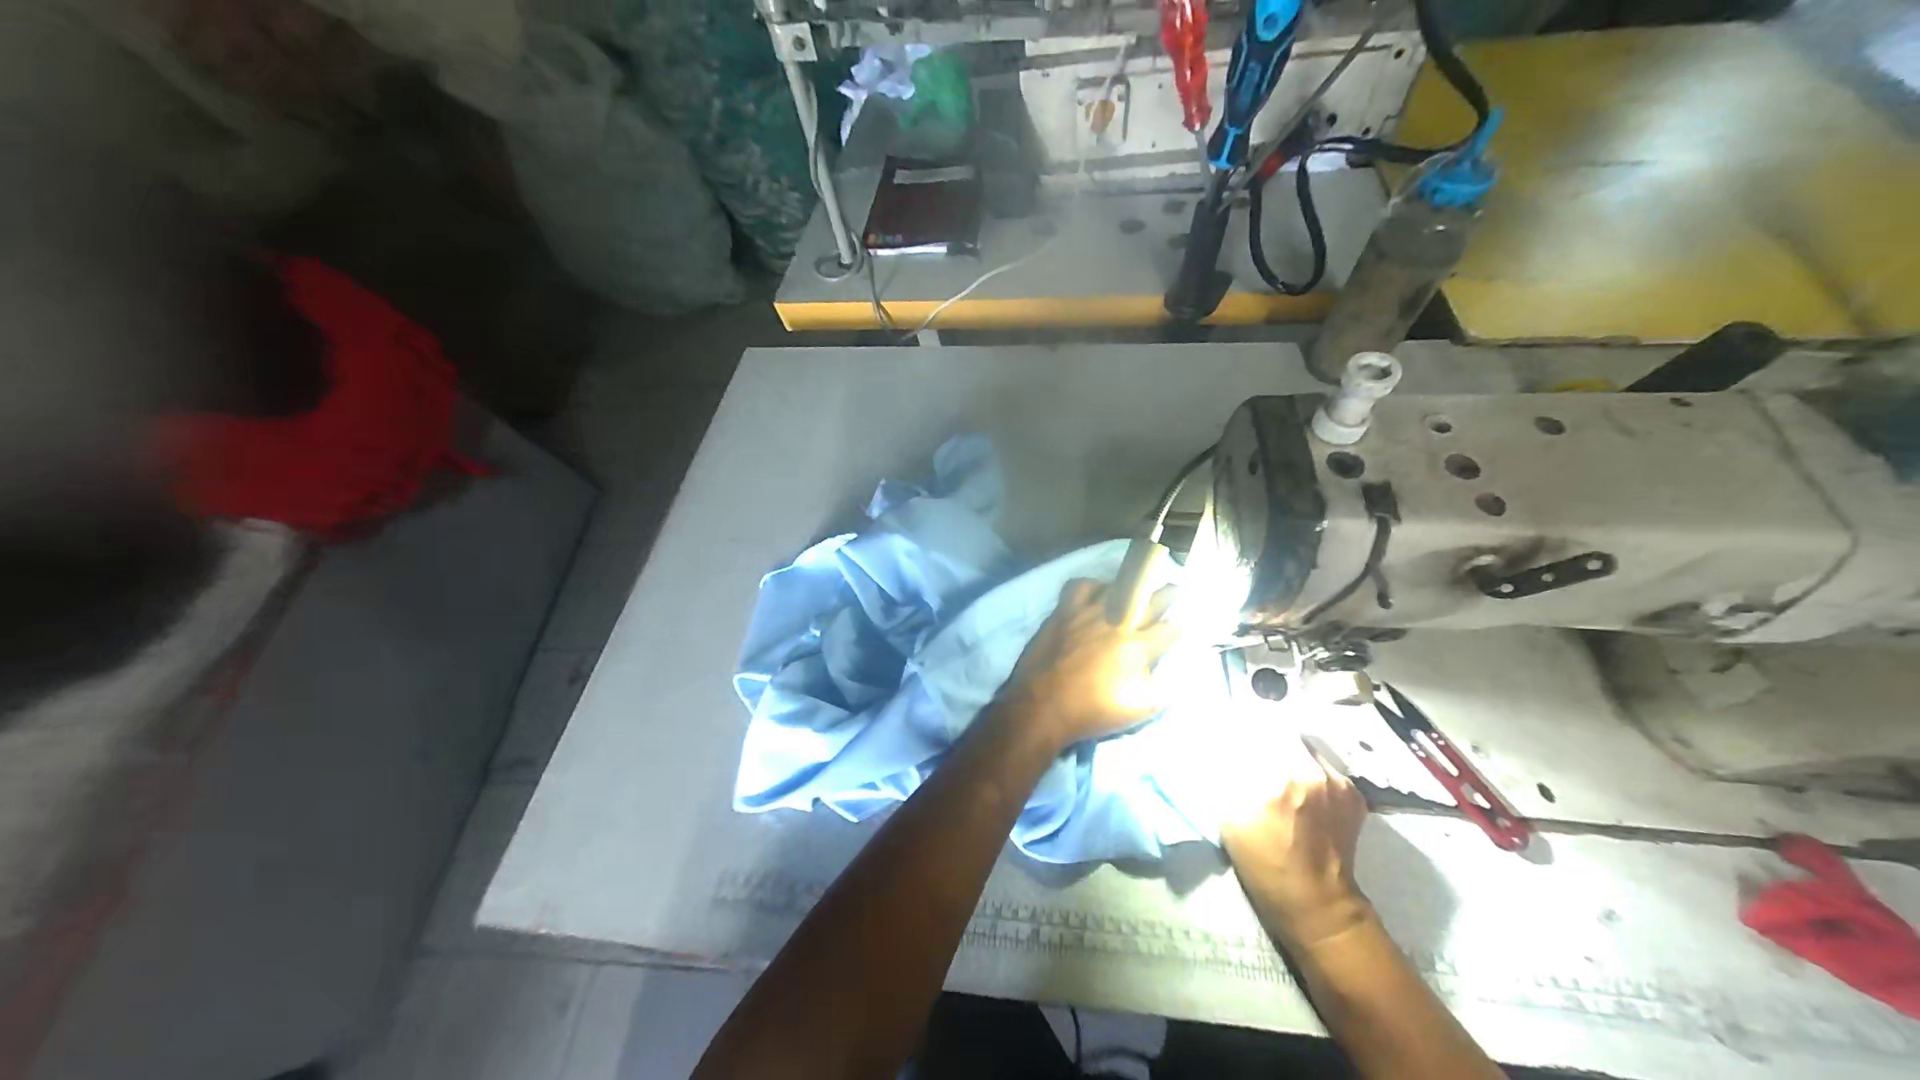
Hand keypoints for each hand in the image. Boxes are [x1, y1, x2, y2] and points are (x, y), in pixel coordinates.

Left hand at [996, 579, 1177, 749]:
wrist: (1042, 706)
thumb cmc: (1090, 712)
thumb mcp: (1137, 711)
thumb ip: (1159, 692)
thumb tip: (1169, 677)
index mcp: (1137, 647)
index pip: (1169, 630)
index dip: (1176, 629)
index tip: (1177, 630)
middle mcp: (1116, 622)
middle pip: (1149, 600)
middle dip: (1166, 596)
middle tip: (1172, 593)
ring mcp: (1088, 612)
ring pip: (1117, 586)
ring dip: (1131, 588)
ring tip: (1133, 594)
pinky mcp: (1064, 611)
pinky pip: (1080, 586)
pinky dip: (1092, 586)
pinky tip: (1095, 593)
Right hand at [1221, 739, 1372, 948]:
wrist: (1317, 905)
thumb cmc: (1265, 864)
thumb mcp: (1230, 818)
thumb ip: (1230, 777)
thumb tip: (1224, 750)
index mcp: (1283, 775)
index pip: (1259, 729)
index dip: (1242, 725)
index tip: (1229, 726)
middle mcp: (1316, 771)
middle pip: (1284, 736)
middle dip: (1265, 737)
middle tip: (1250, 744)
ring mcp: (1340, 783)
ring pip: (1305, 749)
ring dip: (1288, 752)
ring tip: (1274, 765)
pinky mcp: (1353, 795)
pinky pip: (1323, 768)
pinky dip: (1308, 770)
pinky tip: (1297, 784)